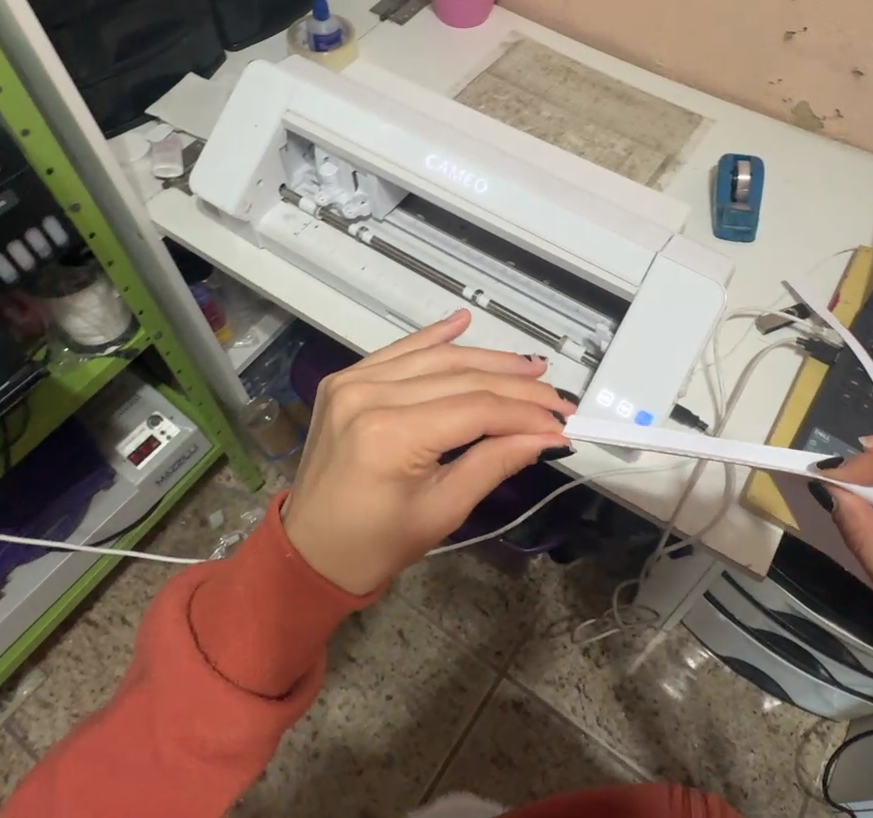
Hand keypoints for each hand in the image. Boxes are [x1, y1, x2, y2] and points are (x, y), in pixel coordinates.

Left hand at [280, 311, 574, 594]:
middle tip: (558, 398)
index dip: (525, 414)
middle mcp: (369, 396)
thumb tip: (548, 437)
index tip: (563, 423)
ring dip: (488, 360)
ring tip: (531, 366)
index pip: (477, 408)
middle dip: (516, 388)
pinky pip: (400, 351)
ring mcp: (353, 382)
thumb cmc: (376, 543)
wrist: (309, 551)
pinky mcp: (346, 380)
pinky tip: (464, 321)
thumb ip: (495, 463)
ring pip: (437, 359)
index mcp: (391, 435)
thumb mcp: (443, 510)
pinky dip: (434, 337)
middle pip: (461, 378)